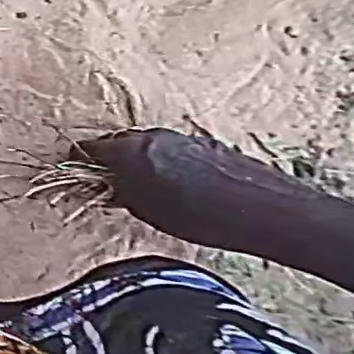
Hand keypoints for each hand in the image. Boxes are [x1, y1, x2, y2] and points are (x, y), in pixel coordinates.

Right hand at [78, 128, 328, 252]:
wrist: (274, 214)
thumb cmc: (203, 217)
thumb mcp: (146, 210)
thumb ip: (121, 192)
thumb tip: (109, 186)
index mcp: (128, 150)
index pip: (87, 148)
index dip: (79, 163)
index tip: (78, 176)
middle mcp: (152, 136)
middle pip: (118, 142)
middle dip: (111, 160)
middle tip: (112, 183)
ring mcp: (184, 138)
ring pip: (148, 145)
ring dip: (141, 161)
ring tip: (148, 186)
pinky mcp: (211, 146)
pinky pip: (175, 150)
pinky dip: (168, 163)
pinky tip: (181, 186)